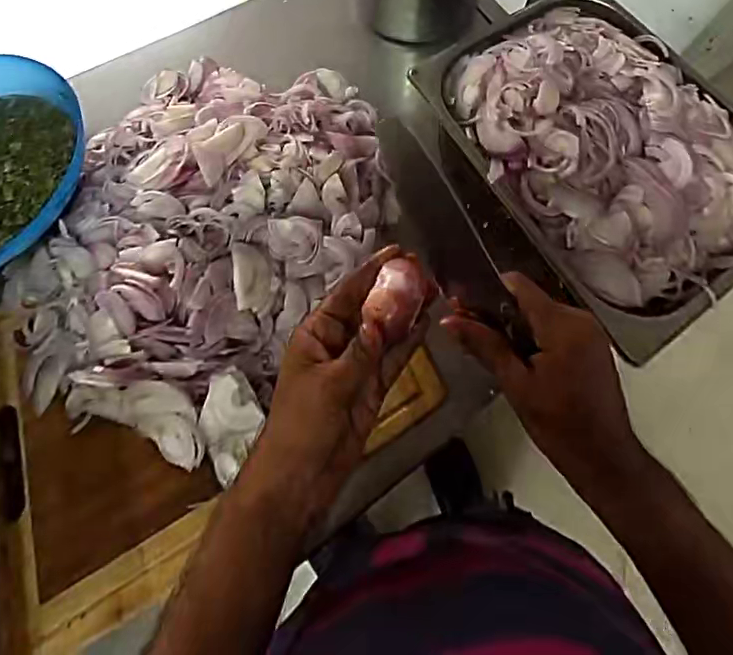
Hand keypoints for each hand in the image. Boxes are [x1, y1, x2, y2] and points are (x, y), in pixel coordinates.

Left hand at [245, 245, 429, 536]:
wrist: (300, 479)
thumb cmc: (302, 426)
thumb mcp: (329, 385)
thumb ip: (360, 352)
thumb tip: (380, 320)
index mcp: (317, 334)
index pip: (347, 294)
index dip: (371, 271)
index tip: (396, 252)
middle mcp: (338, 343)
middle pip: (369, 308)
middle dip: (393, 288)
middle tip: (422, 269)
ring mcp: (357, 365)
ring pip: (385, 331)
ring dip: (406, 312)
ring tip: (431, 289)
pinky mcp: (372, 387)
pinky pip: (393, 357)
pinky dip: (408, 341)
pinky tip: (425, 323)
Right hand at [442, 272, 642, 493]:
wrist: (605, 459)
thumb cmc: (559, 426)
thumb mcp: (516, 385)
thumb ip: (484, 345)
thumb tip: (449, 321)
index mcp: (562, 325)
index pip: (519, 285)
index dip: (487, 290)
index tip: (464, 306)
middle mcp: (580, 318)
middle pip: (530, 300)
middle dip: (500, 314)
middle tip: (472, 335)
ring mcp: (590, 330)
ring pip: (543, 313)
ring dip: (518, 327)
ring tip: (495, 352)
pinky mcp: (594, 344)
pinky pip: (558, 327)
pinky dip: (538, 336)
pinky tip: (522, 360)